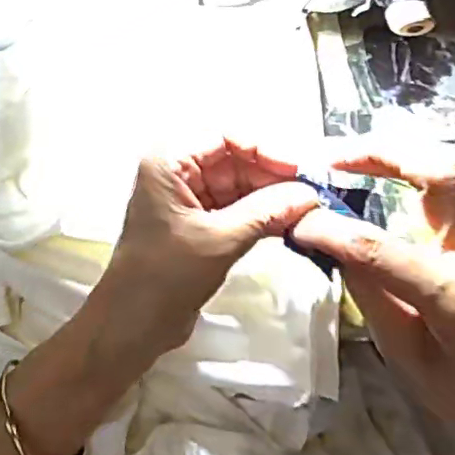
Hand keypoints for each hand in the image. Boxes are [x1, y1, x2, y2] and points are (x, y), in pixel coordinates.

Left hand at [89, 141, 321, 362]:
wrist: (135, 318)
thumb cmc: (167, 272)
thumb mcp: (220, 239)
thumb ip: (265, 212)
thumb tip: (310, 194)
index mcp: (168, 162)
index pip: (221, 137)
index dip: (264, 147)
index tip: (303, 168)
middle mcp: (176, 172)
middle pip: (233, 158)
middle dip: (273, 173)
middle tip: (318, 192)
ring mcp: (188, 197)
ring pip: (239, 183)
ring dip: (273, 194)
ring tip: (314, 208)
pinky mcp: (200, 222)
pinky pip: (237, 205)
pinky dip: (263, 212)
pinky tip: (294, 222)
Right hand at [286, 140, 454, 454]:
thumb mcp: (401, 353)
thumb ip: (363, 284)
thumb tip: (317, 233)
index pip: (381, 248)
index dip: (328, 229)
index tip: (293, 221)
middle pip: (448, 174)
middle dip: (381, 155)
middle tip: (329, 161)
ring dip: (401, 153)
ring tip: (353, 160)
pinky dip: (416, 165)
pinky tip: (382, 174)